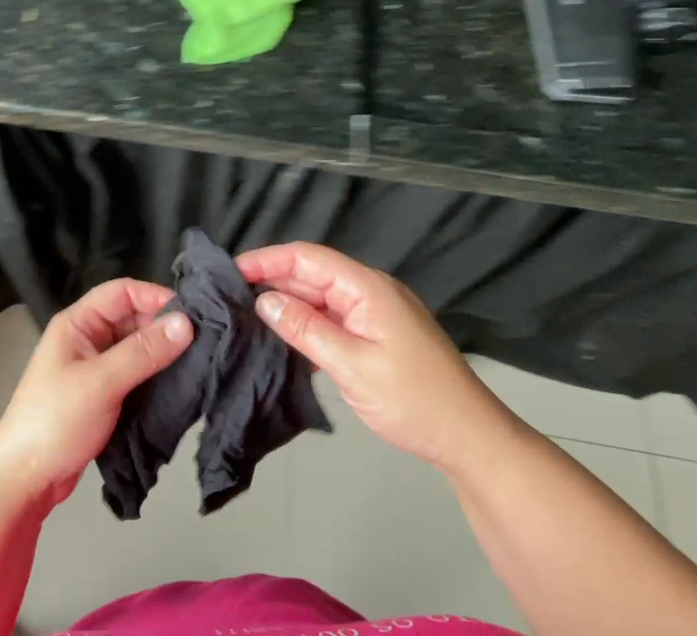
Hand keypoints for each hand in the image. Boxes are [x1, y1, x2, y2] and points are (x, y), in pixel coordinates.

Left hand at [0, 279, 193, 505]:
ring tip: (202, 361)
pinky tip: (184, 384)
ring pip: (138, 348)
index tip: (194, 314)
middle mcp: (88, 339)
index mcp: (78, 323)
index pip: (122, 292)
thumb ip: (142, 352)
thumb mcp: (100, 383)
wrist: (26, 478)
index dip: (156, 296)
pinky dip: (158, 376)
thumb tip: (186, 323)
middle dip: (165, 326)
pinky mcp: (106, 394)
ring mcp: (96, 368)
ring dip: (165, 354)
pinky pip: (137, 374)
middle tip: (207, 341)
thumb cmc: (56, 420)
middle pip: (133, 318)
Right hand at [237, 242, 516, 472]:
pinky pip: (331, 318)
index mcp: (368, 288)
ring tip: (243, 314)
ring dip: (285, 303)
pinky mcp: (375, 335)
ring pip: (319, 297)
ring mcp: (374, 314)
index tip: (229, 272)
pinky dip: (305, 323)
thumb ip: (305, 330)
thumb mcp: (352, 366)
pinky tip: (280, 337)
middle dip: (270, 280)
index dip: (267, 260)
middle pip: (311, 274)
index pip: (307, 258)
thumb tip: (263, 300)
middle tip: (227, 296)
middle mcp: (370, 292)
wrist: (469, 438)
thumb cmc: (414, 400)